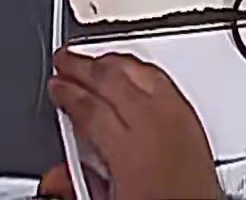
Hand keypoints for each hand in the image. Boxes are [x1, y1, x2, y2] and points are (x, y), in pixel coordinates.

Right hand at [39, 50, 221, 199]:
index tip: (56, 84)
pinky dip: (137, 66)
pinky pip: (159, 75)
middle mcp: (153, 125)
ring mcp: (174, 114)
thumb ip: (79, 186)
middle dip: (82, 66)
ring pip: (135, 70)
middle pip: (111, 79)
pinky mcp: (189, 113)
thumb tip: (56, 175)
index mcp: (129, 152)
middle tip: (64, 59)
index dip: (68, 93)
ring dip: (109, 61)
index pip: (90, 108)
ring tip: (91, 60)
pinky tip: (127, 67)